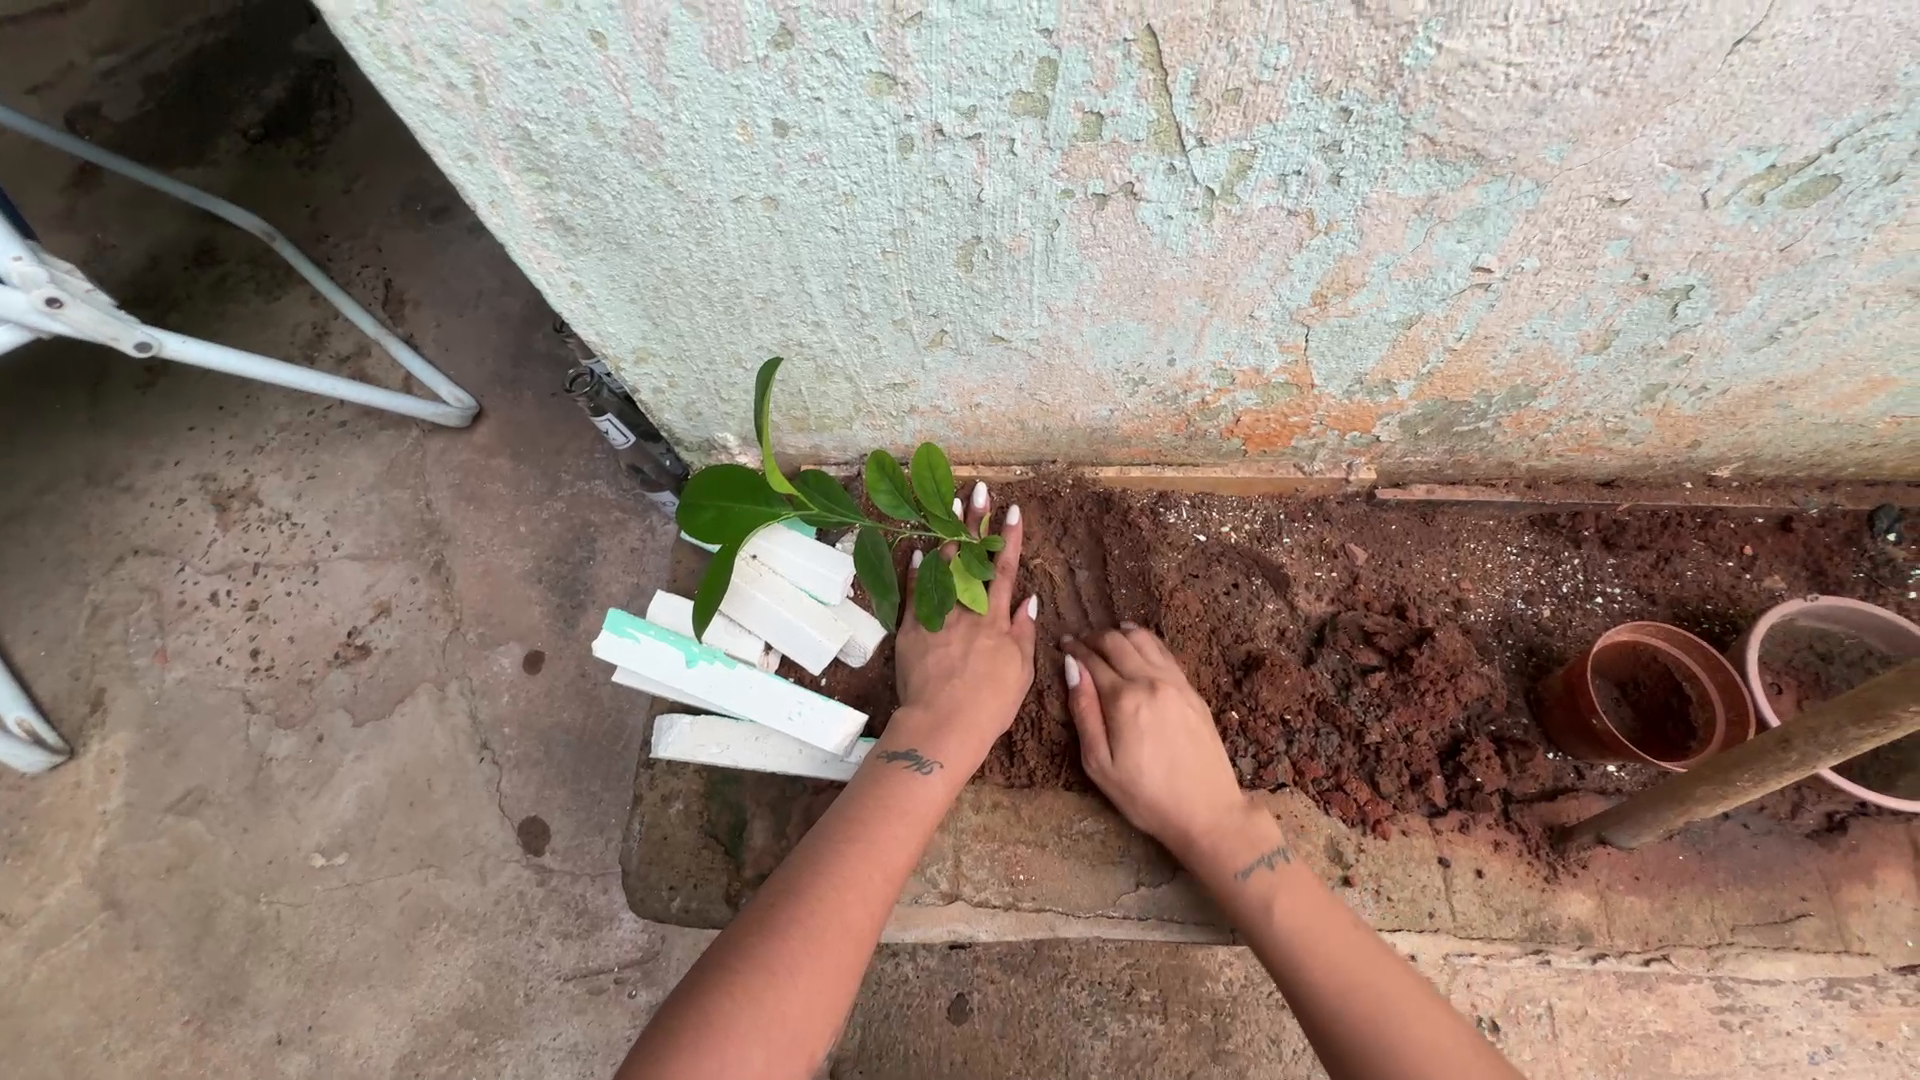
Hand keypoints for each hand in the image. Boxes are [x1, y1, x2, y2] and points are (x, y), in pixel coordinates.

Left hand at [888, 482, 1038, 764]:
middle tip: (978, 490)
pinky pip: (913, 594)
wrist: (944, 724)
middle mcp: (967, 610)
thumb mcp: (1021, 672)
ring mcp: (937, 617)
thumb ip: (1023, 632)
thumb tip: (1029, 600)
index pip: (1005, 570)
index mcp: (995, 620)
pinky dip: (916, 571)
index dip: (1009, 539)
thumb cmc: (989, 705)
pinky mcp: (912, 630)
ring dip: (947, 535)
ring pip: (942, 568)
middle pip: (972, 559)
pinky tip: (917, 548)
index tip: (1013, 511)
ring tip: (948, 505)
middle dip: (977, 523)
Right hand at [1062, 626, 1249, 857]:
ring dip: (1120, 633)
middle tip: (1079, 641)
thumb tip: (1072, 668)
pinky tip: (1137, 644)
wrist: (1207, 813)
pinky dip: (1146, 641)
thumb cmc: (1146, 797)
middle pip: (1117, 642)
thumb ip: (1084, 712)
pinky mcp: (1192, 691)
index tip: (1061, 644)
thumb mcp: (1099, 764)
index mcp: (1123, 700)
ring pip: (1144, 640)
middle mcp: (1150, 682)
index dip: (1073, 649)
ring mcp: (1176, 684)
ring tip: (1106, 637)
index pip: (1092, 660)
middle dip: (1093, 637)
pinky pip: (1165, 653)